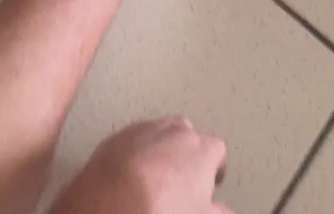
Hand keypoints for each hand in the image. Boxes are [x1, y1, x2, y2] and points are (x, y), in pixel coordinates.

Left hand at [51, 116, 231, 213]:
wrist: (110, 206)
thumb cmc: (161, 211)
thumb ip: (219, 212)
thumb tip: (223, 211)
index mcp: (201, 148)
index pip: (218, 151)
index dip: (215, 169)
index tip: (211, 184)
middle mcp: (175, 130)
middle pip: (188, 136)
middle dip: (187, 155)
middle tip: (181, 184)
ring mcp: (144, 129)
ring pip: (160, 134)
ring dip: (162, 150)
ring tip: (155, 180)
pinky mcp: (116, 136)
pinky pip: (134, 140)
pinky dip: (137, 152)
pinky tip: (131, 176)